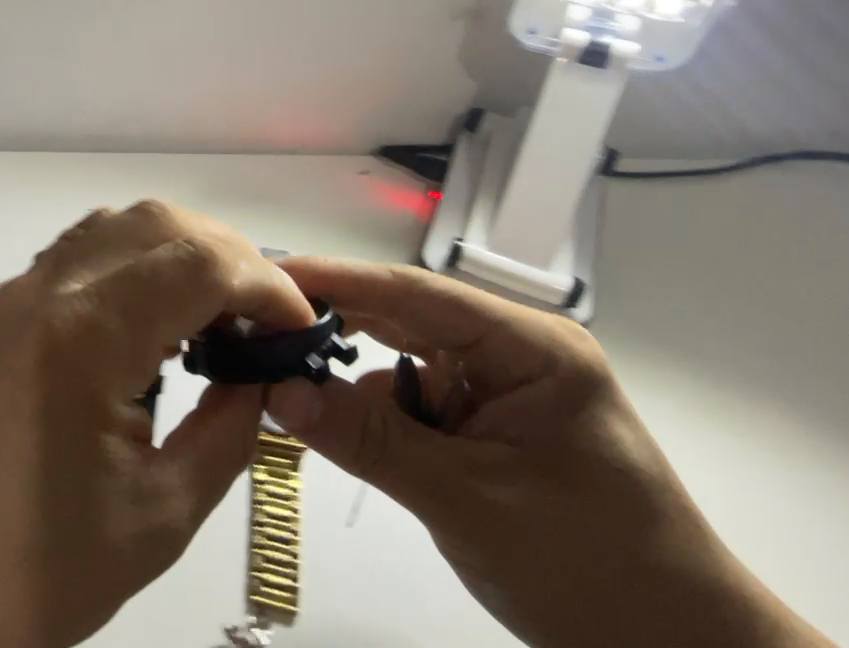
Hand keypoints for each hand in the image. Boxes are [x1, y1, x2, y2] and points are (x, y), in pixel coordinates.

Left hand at [0, 201, 315, 647]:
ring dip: (176, 252)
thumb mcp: (158, 514)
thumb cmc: (32, 570)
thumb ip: (227, 428)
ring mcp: (14, 298)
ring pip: (113, 228)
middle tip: (264, 320)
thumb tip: (262, 378)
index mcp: (89, 332)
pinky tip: (150, 326)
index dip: (267, 285)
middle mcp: (48, 290)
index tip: (300, 329)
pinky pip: (77, 257)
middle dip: (227, 255)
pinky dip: (130, 265)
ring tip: (216, 318)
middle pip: (157, 223)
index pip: (202, 261)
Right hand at [266, 258, 833, 647]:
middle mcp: (511, 353)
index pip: (414, 293)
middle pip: (403, 319)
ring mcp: (498, 389)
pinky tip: (331, 426)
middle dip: (333, 327)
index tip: (266, 275)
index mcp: (528, 348)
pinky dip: (370, 415)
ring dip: (348, 379)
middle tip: (256, 328)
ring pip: (400, 363)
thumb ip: (367, 441)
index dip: (336, 280)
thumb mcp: (467, 502)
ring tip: (281, 381)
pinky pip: (411, 404)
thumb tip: (275, 391)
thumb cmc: (592, 573)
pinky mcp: (484, 426)